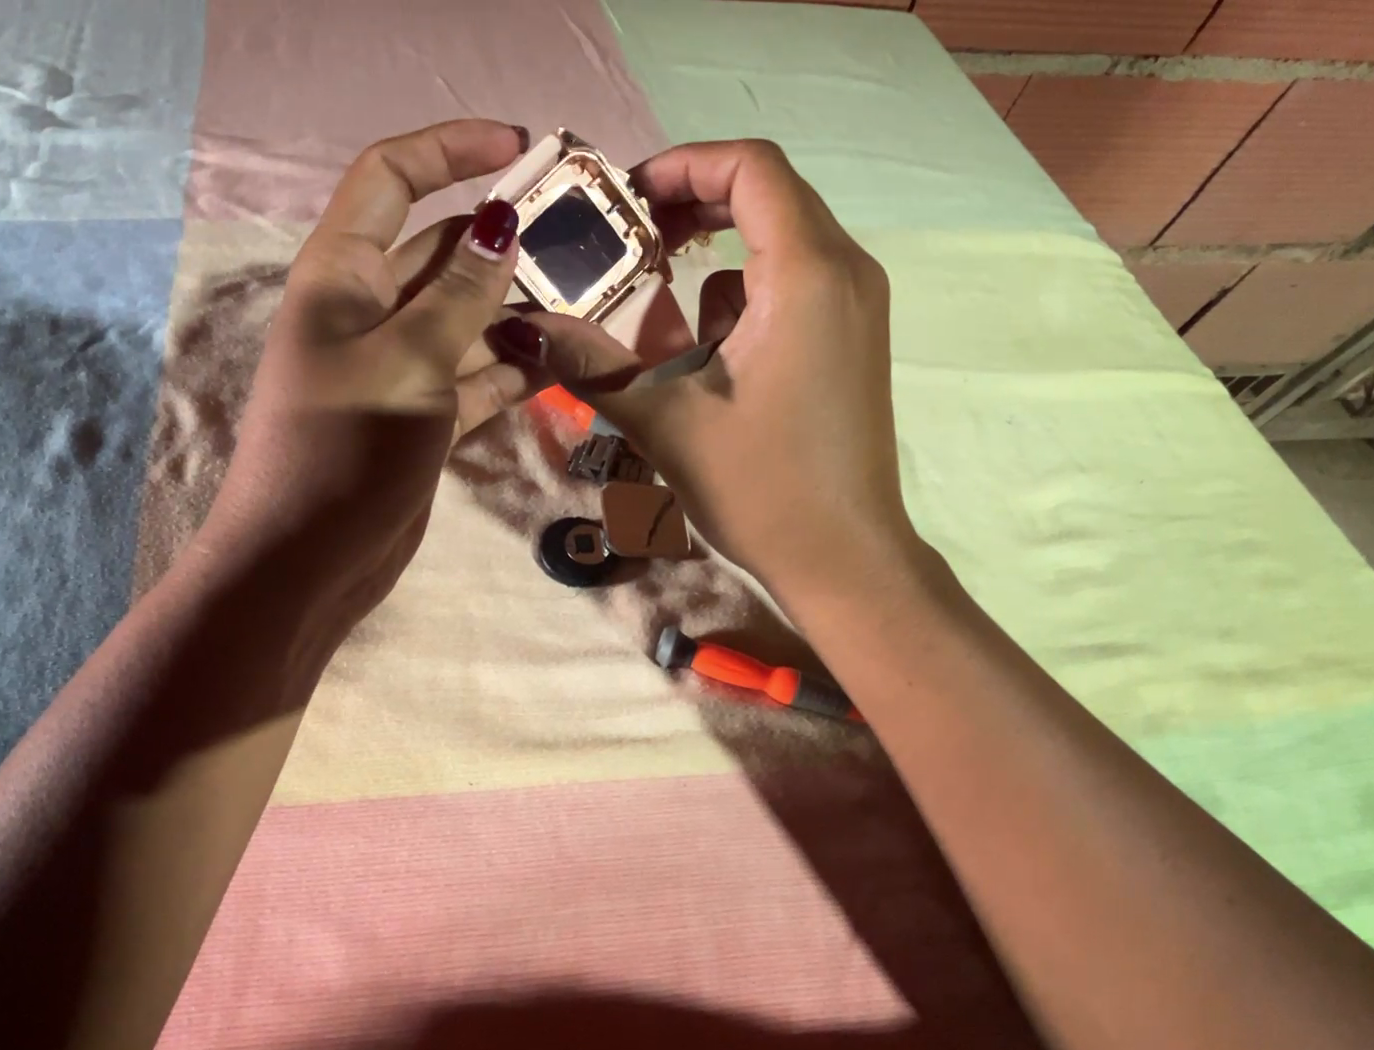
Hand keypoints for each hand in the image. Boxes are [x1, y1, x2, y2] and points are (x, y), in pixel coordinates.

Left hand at [199, 119, 550, 634]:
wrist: (307, 562)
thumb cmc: (343, 450)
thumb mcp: (405, 362)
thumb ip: (458, 295)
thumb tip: (502, 226)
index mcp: (341, 274)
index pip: (391, 180)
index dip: (451, 150)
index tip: (521, 148)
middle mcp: (368, 310)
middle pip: (441, 249)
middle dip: (505, 239)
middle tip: (583, 241)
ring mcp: (398, 367)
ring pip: (467, 316)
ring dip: (519, 308)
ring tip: (588, 302)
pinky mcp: (423, 417)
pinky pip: (477, 374)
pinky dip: (514, 367)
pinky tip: (563, 360)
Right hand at [524, 140, 915, 601]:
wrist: (843, 559)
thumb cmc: (759, 488)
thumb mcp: (664, 419)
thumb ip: (590, 362)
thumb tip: (517, 327)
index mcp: (806, 275)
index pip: (750, 167)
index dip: (682, 164)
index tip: (626, 199)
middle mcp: (845, 272)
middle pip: (766, 197)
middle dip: (691, 210)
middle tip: (629, 242)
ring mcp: (856, 306)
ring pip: (775, 246)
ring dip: (712, 267)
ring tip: (660, 324)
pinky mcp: (851, 338)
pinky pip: (790, 288)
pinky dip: (741, 304)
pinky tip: (708, 362)